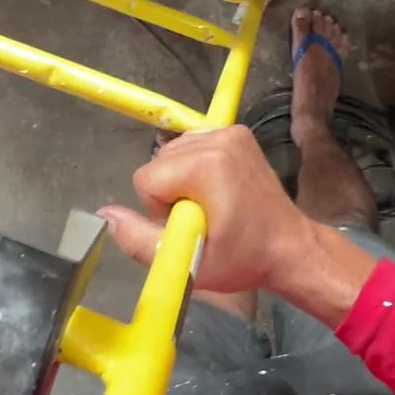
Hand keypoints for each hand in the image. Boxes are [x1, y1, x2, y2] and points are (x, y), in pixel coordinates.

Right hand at [98, 126, 376, 325]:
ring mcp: (230, 131)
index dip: (159, 210)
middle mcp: (218, 138)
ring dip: (180, 181)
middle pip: (158, 163)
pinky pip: (192, 146)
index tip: (190, 226)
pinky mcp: (237, 132)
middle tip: (201, 219)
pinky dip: (194, 168)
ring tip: (211, 206)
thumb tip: (105, 214)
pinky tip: (217, 190)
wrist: (289, 247)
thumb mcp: (186, 263)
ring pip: (172, 153)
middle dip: (169, 194)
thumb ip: (138, 240)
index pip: (146, 179)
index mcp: (206, 164)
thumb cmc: (242, 260)